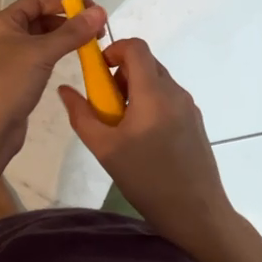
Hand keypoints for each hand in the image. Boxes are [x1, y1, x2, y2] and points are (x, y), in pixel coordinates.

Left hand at [0, 0, 105, 146]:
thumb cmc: (10, 82)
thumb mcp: (42, 52)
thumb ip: (71, 32)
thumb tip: (99, 11)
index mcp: (4, 21)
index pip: (37, 0)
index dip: (64, 2)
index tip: (92, 10)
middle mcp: (5, 34)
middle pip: (41, 18)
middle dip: (68, 21)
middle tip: (97, 30)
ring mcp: (11, 56)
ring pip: (43, 38)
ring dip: (65, 37)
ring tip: (91, 44)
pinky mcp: (18, 76)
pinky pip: (41, 56)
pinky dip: (58, 54)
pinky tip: (73, 59)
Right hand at [60, 38, 234, 253]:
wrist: (197, 215)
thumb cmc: (147, 179)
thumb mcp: (105, 149)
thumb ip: (81, 115)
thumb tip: (64, 91)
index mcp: (153, 93)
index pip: (135, 47)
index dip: (114, 50)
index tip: (99, 72)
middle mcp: (175, 93)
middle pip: (146, 62)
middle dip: (121, 73)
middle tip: (107, 104)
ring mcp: (189, 107)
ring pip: (157, 81)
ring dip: (136, 89)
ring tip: (123, 125)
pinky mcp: (196, 122)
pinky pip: (169, 98)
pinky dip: (151, 103)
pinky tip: (144, 139)